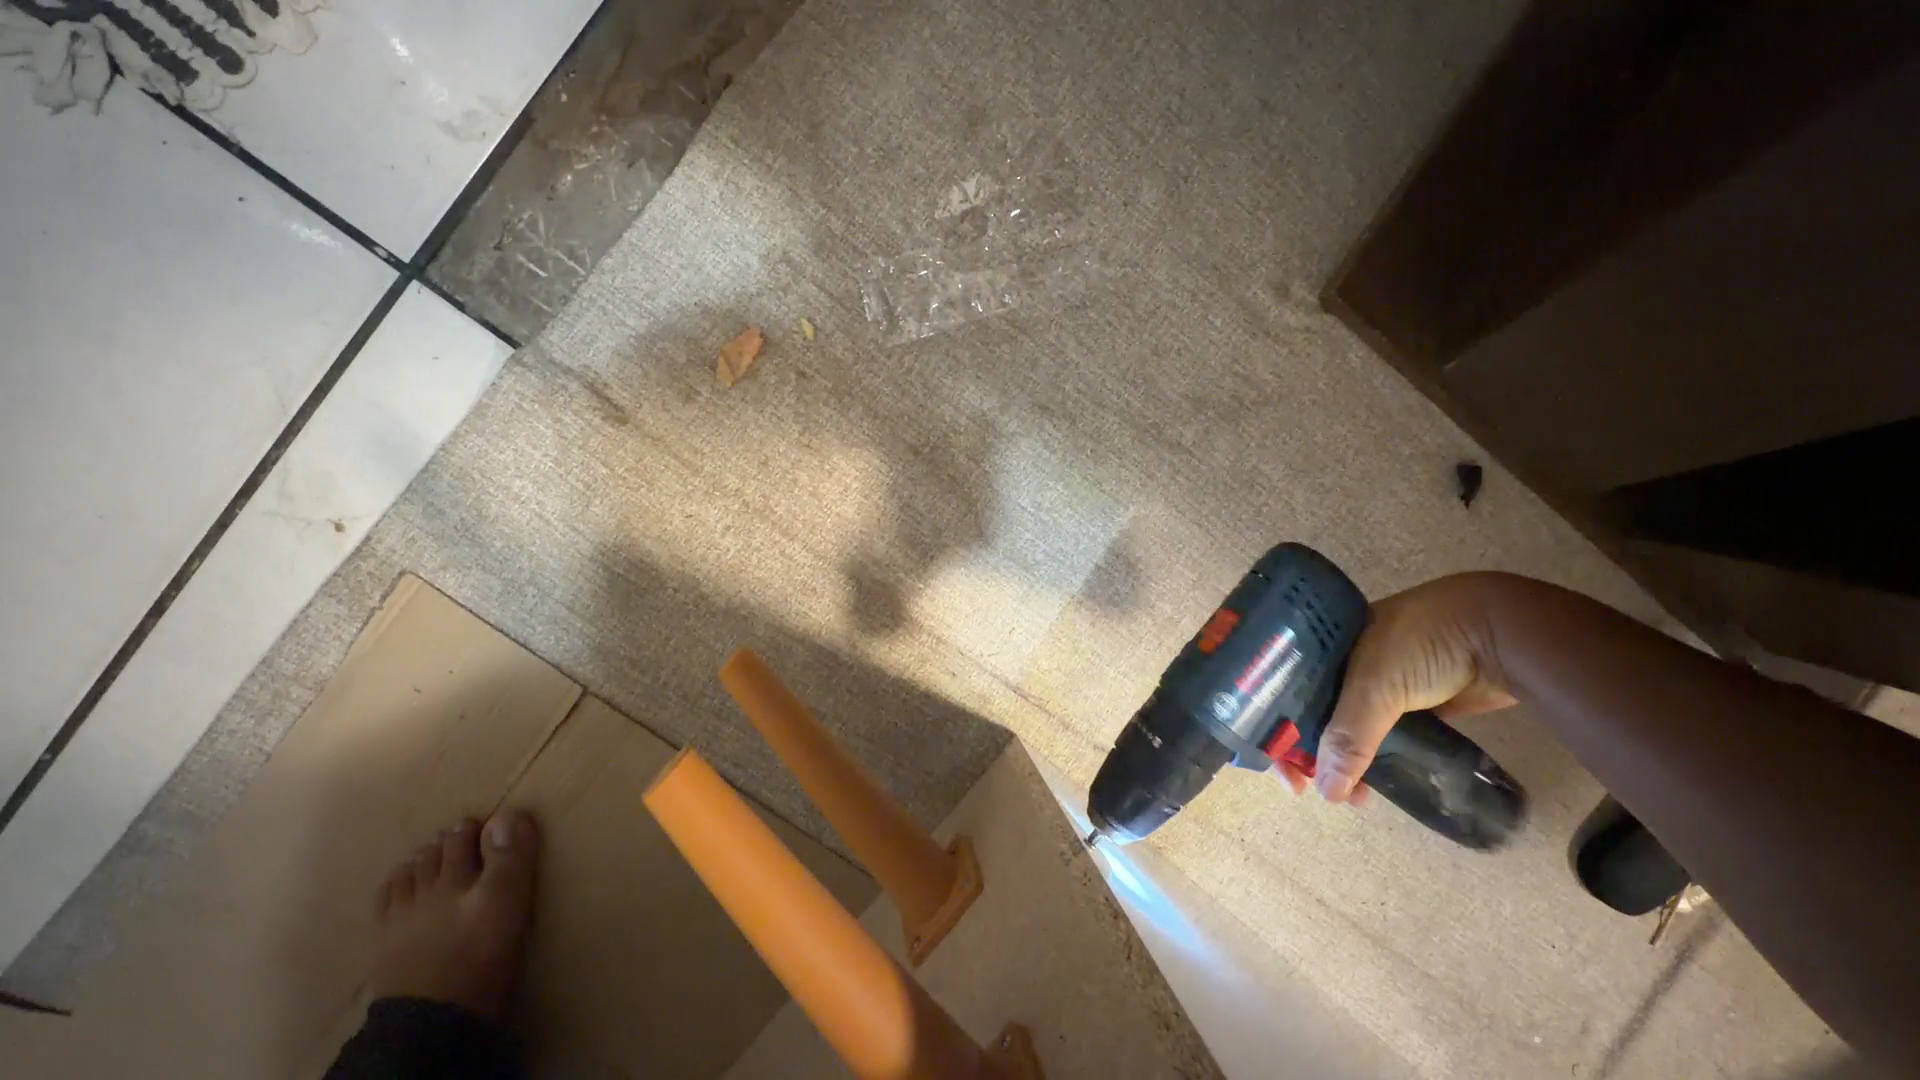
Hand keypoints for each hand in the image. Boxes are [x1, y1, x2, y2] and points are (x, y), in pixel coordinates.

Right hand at [1301, 573, 1517, 801]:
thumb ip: (1348, 737)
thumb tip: (1327, 792)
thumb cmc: (1425, 643)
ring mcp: (1386, 682)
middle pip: (1316, 712)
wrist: (1501, 633)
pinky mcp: (1419, 703)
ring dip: (1345, 761)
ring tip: (1352, 796)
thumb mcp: (1375, 685)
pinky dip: (1377, 759)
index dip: (1278, 727)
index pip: (1289, 689)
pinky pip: (1386, 736)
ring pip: (1352, 728)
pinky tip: (1375, 783)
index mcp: (1328, 643)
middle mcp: (1350, 661)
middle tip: (1309, 788)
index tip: (1283, 767)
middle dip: (1309, 751)